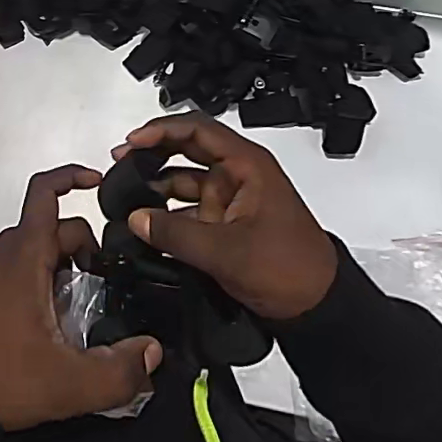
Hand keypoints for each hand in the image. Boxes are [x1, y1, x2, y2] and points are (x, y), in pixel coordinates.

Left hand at [0, 166, 163, 429]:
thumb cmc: (2, 378)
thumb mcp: (70, 383)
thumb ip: (120, 370)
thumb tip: (152, 351)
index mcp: (24, 254)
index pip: (44, 192)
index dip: (72, 176)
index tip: (99, 182)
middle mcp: (9, 250)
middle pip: (58, 227)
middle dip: (88, 250)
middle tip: (108, 287)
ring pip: (45, 246)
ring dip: (71, 265)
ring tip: (89, 305)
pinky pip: (29, 262)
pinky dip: (52, 275)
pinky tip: (65, 316)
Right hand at [114, 114, 336, 320]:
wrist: (319, 310)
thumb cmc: (290, 270)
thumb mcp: (227, 251)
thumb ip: (175, 234)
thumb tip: (136, 219)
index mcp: (247, 165)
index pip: (198, 130)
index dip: (162, 130)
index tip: (134, 142)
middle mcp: (237, 174)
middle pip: (187, 149)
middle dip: (153, 152)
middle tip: (122, 160)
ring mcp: (229, 198)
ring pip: (183, 179)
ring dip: (156, 184)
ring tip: (127, 193)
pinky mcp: (223, 222)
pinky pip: (186, 208)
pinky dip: (165, 213)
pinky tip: (145, 223)